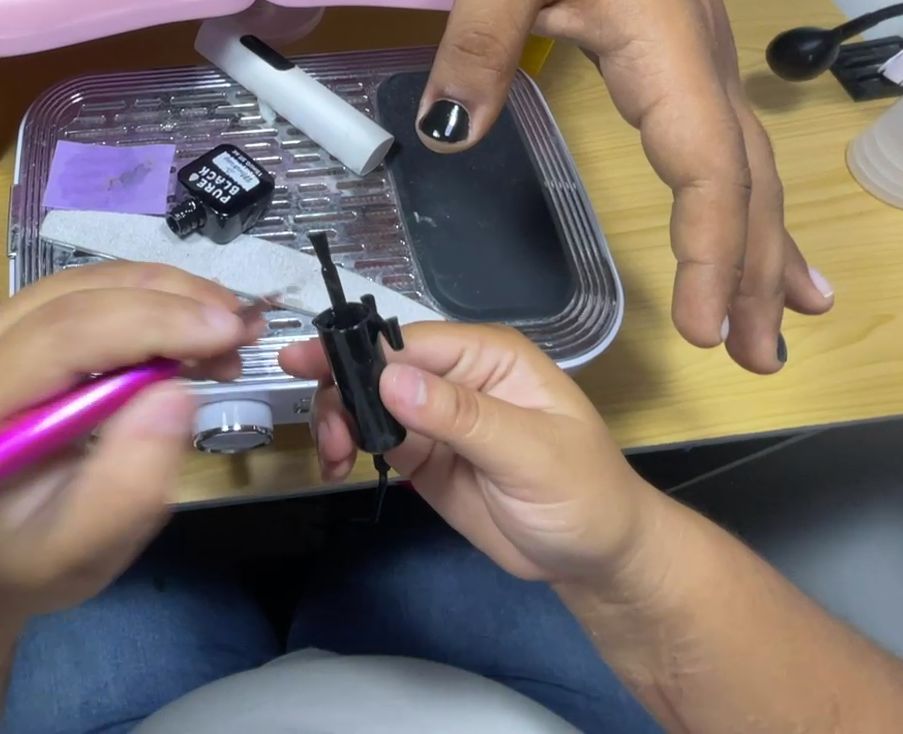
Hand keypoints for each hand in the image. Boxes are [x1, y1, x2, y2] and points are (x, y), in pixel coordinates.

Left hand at [0, 261, 262, 625]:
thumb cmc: (24, 563)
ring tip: (229, 331)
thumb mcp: (76, 554)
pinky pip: (87, 293)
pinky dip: (149, 301)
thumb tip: (175, 394)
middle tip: (244, 328)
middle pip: (76, 295)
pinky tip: (191, 331)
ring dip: (167, 295)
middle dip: (171, 300)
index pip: (62, 335)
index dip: (151, 321)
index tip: (229, 331)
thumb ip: (124, 488)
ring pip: (87, 282)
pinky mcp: (12, 326)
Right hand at [283, 322, 663, 585]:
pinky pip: (366, 436)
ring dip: (335, 422)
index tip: (307, 366)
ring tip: (333, 459)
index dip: (355, 352)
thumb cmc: (584, 496)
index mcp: (483, 356)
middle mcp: (450, 375)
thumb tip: (390, 381)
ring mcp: (429, 413)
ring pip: (360, 400)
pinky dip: (341, 446)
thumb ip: (462, 416)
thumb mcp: (531, 454)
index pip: (406, 342)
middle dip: (339, 393)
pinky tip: (335, 467)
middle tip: (330, 437)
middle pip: (372, 367)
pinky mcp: (416, 450)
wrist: (594, 560)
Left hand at [417, 0, 831, 371]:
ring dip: (766, 246)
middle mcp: (700, 63)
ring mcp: (698, 58)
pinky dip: (746, 198)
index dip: (708, 249)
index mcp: (665, 50)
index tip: (704, 323)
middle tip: (758, 355)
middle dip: (751, 271)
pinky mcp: (680, 53)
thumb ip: (476, 49)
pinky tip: (758, 228)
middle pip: (745, 181)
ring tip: (784, 320)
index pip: (704, 167)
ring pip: (747, 165)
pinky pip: (727, 140)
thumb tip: (446, 139)